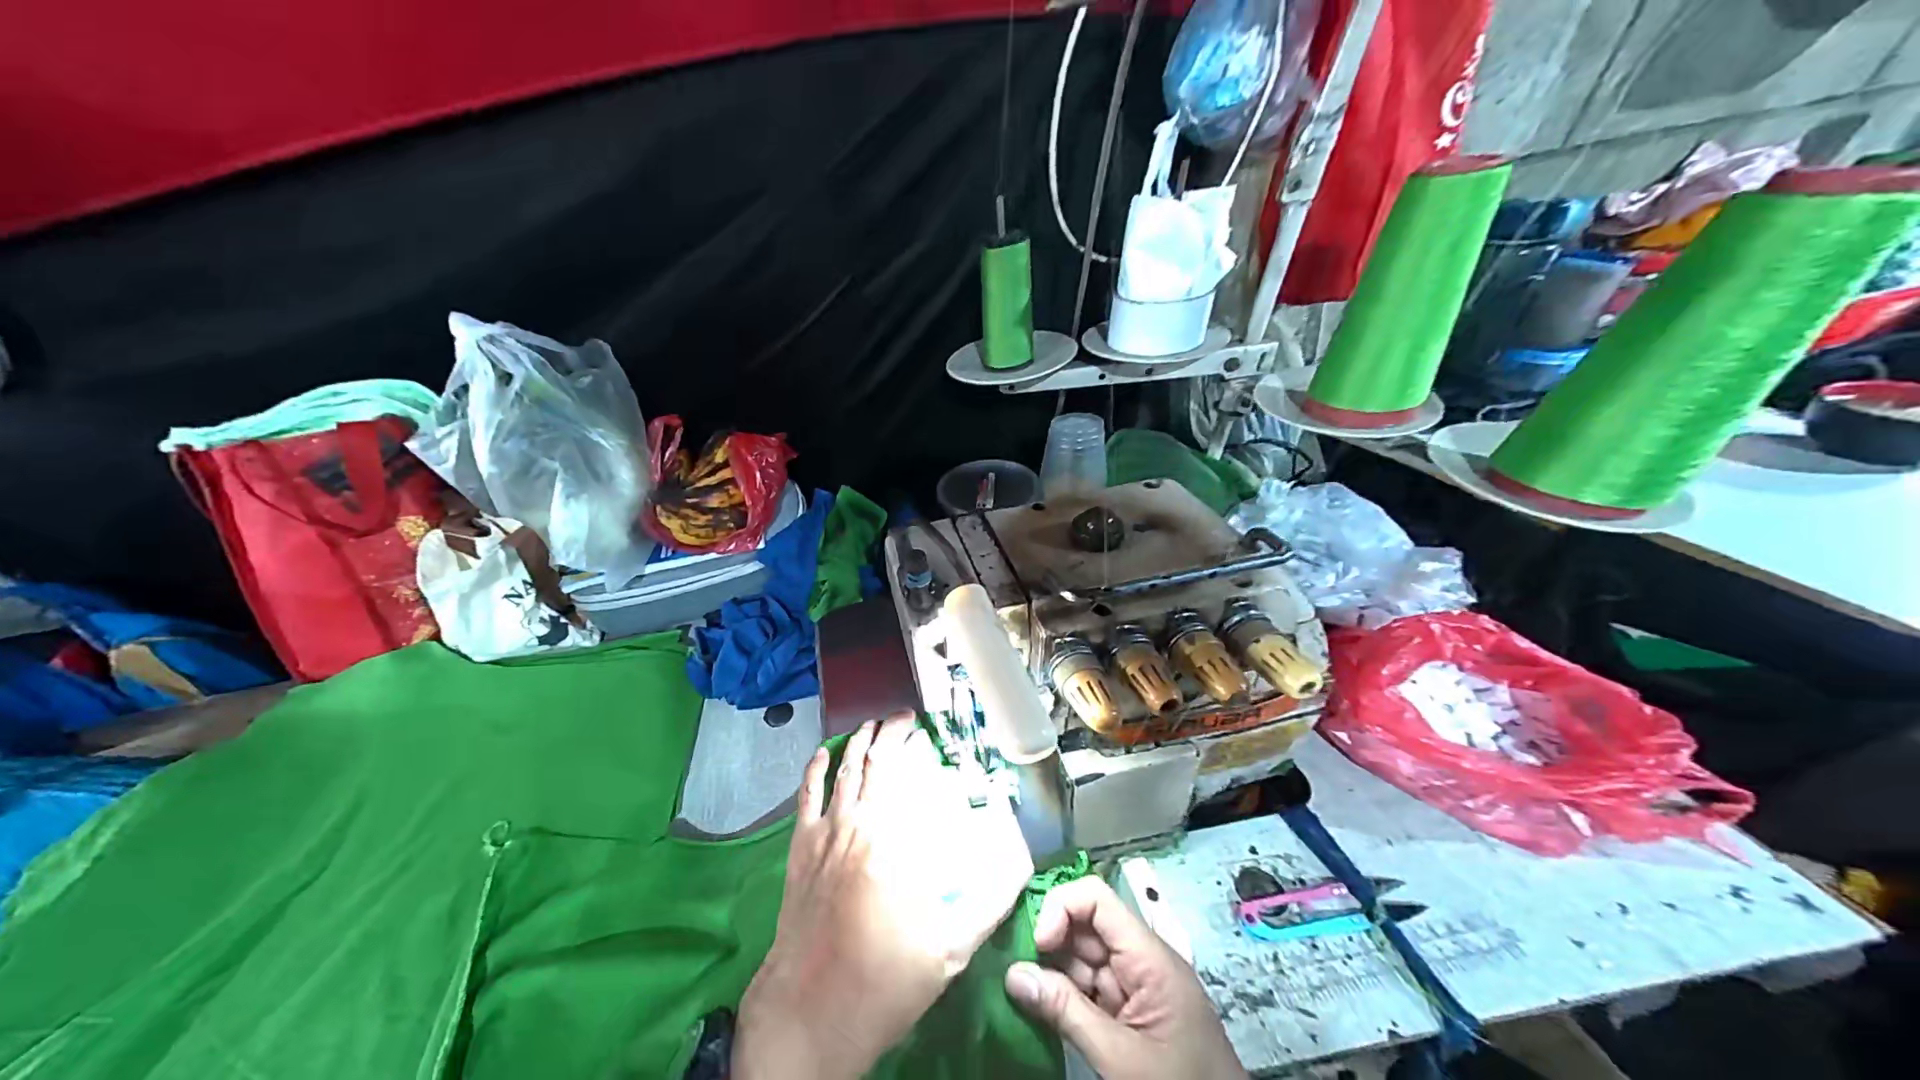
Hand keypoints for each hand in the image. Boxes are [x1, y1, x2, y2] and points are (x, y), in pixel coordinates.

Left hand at [734, 714, 1033, 1079]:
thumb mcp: (949, 950)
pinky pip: (807, 794)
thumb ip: (988, 903)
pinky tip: (826, 752)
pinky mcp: (800, 849)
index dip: (924, 751)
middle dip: (893, 734)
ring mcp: (826, 835)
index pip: (915, 780)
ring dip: (861, 742)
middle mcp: (861, 827)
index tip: (937, 737)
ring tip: (875, 725)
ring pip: (844, 770)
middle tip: (908, 720)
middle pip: (877, 763)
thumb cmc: (882, 983)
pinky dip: (817, 767)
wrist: (808, 1015)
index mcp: (898, 845)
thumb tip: (1018, 864)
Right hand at [1004, 877, 1245, 1079]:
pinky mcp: (1132, 1013)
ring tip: (1023, 992)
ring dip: (1053, 971)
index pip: (1096, 899)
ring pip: (1083, 959)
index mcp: (1149, 956)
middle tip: (1019, 973)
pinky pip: (1090, 989)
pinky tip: (1042, 1006)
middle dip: (1050, 942)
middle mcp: (1142, 961)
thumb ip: (1065, 1011)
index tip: (1038, 947)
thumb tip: (1013, 973)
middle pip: (1086, 927)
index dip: (1061, 909)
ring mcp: (1137, 988)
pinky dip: (1065, 995)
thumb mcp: (1120, 1056)